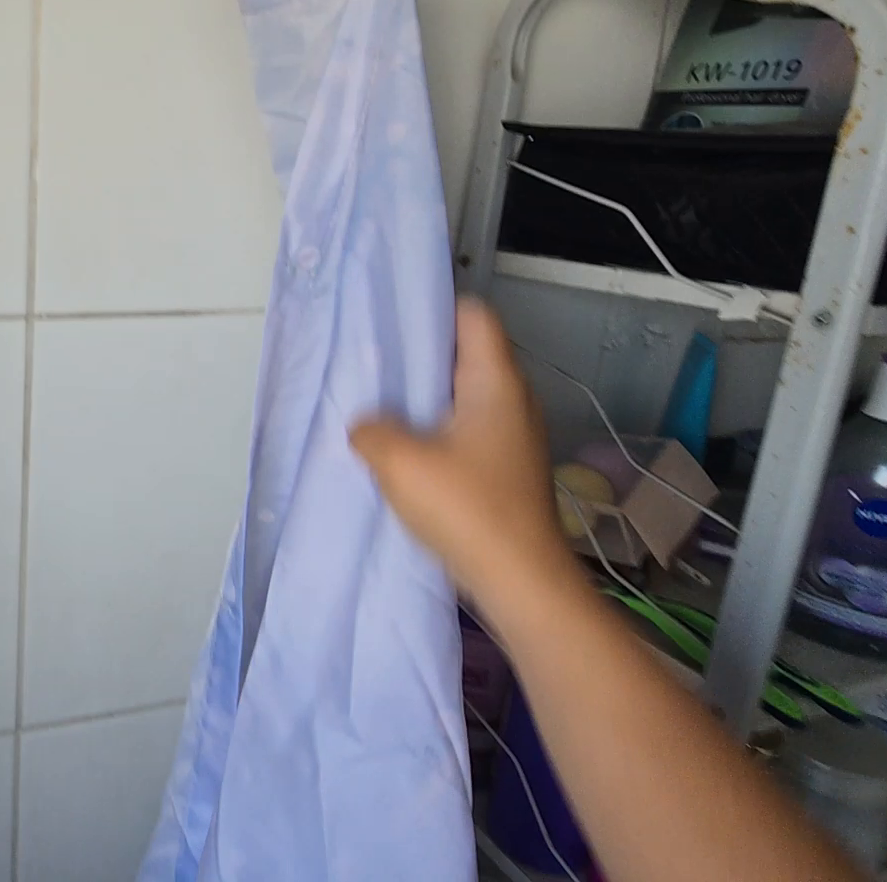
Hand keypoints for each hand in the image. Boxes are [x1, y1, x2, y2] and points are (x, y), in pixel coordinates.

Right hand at [349, 298, 571, 603]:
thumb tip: (367, 426)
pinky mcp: (502, 466)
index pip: (474, 317)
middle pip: (465, 354)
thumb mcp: (399, 460)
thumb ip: (370, 429)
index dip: (434, 307)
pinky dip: (432, 426)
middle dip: (419, 353)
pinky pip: (462, 427)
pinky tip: (400, 447)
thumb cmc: (466, 507)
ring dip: (422, 395)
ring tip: (378, 402)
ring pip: (461, 394)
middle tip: (370, 360)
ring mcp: (510, 435)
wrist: (520, 580)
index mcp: (495, 383)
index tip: (390, 317)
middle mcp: (511, 401)